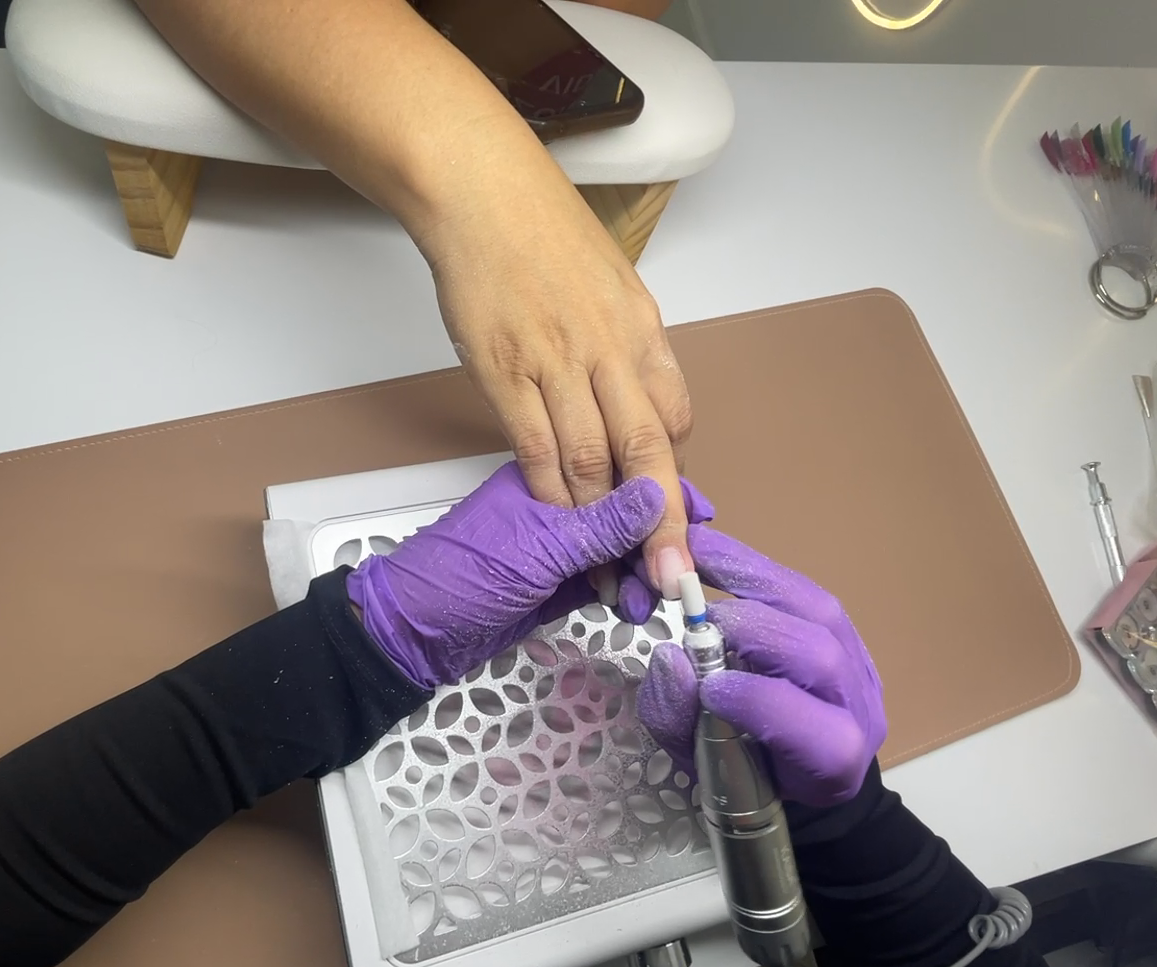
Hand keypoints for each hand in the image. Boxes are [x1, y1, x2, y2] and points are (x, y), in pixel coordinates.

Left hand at [347, 462, 663, 689]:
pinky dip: (622, 592)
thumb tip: (661, 494)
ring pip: (619, 550)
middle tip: (681, 574)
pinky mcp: (557, 584)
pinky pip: (603, 580)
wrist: (416, 634)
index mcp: (547, 476)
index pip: (620, 473)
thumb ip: (599, 525)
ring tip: (653, 601)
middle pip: (626, 514)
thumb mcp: (536, 548)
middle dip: (660, 542)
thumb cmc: (465, 577)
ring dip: (641, 573)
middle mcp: (559, 505)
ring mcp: (559, 547)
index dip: (664, 495)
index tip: (704, 520)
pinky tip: (635, 606)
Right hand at [415, 178, 693, 598]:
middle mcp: (609, 351)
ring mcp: (556, 362)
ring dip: (599, 523)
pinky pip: (534, 446)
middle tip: (667, 579)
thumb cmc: (545, 236)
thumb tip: (637, 414)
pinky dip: (549, 493)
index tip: (668, 520)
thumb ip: (629, 354)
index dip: (674, 479)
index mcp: (642, 331)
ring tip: (604, 570)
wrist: (481, 195)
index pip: (675, 421)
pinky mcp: (504, 373)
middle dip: (660, 526)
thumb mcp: (613, 286)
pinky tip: (556, 525)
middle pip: (646, 453)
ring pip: (590, 460)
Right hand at [634, 524, 886, 805]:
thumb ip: (679, 718)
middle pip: (818, 656)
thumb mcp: (700, 760)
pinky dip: (750, 567)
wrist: (796, 761)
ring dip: (748, 579)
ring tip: (694, 561)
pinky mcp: (844, 626)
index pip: (813, 730)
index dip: (757, 700)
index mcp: (830, 762)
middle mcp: (857, 707)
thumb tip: (670, 658)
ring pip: (817, 609)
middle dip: (749, 628)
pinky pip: (802, 587)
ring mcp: (858, 661)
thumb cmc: (744, 768)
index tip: (706, 686)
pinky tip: (709, 553)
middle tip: (691, 616)